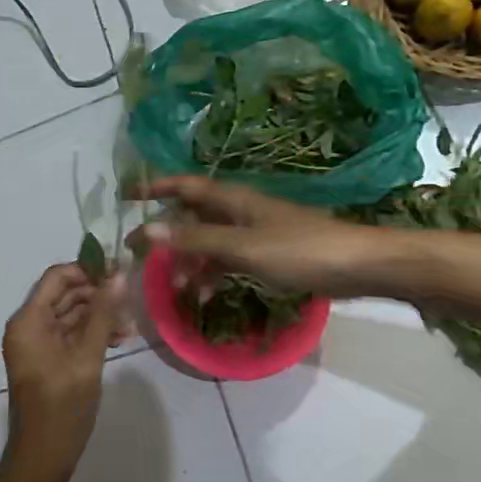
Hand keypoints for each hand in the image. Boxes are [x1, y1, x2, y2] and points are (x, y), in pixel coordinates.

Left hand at [1, 263, 125, 464]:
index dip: (88, 270)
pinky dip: (94, 331)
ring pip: (72, 313)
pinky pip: (72, 333)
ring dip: (101, 313)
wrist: (44, 456)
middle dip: (99, 293)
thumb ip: (103, 315)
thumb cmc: (63, 406)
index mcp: (29, 321)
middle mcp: (29, 326)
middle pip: (66, 293)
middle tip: (133, 297)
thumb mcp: (87, 357)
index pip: (58, 277)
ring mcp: (38, 343)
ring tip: (131, 321)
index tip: (122, 272)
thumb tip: (119, 277)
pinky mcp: (49, 358)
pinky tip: (121, 338)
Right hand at [127, 177, 392, 297]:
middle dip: (168, 232)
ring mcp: (256, 233)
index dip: (156, 187)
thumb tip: (147, 229)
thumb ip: (197, 238)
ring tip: (174, 286)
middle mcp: (242, 210)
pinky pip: (231, 260)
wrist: (354, 265)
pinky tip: (207, 295)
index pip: (186, 186)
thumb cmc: (298, 250)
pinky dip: (216, 273)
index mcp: (234, 199)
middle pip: (195, 214)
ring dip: (191, 259)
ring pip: (212, 241)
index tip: (126, 195)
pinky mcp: (270, 254)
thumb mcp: (243, 246)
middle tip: (139, 255)